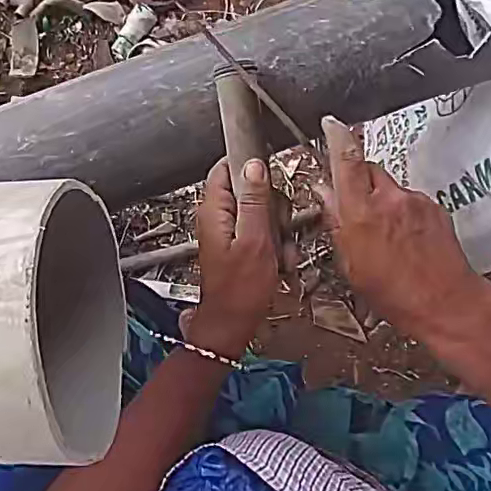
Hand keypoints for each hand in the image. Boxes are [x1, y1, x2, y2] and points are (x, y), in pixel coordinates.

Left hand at [187, 157, 278, 358]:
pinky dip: (274, 243)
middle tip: (275, 227)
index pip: (226, 168)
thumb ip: (255, 201)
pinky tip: (277, 259)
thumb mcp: (254, 240)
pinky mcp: (238, 244)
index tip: (270, 181)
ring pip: (260, 211)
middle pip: (249, 189)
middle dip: (271, 206)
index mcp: (214, 210)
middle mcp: (217, 217)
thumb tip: (254, 167)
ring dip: (276, 228)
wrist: (233, 323)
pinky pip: (261, 231)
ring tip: (277, 248)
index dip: (250, 169)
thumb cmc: (239, 290)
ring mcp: (228, 230)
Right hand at [318, 116, 490, 341]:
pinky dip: (403, 212)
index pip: (347, 160)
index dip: (337, 137)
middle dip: (359, 182)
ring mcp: (415, 202)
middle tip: (356, 208)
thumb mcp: (351, 263)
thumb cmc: (395, 293)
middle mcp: (389, 200)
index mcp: (361, 213)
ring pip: (390, 187)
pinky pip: (410, 200)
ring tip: (385, 236)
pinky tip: (405, 240)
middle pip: (369, 170)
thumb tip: (326, 195)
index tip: (331, 124)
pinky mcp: (434, 208)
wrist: (446, 304)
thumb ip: (337, 222)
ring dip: (382, 201)